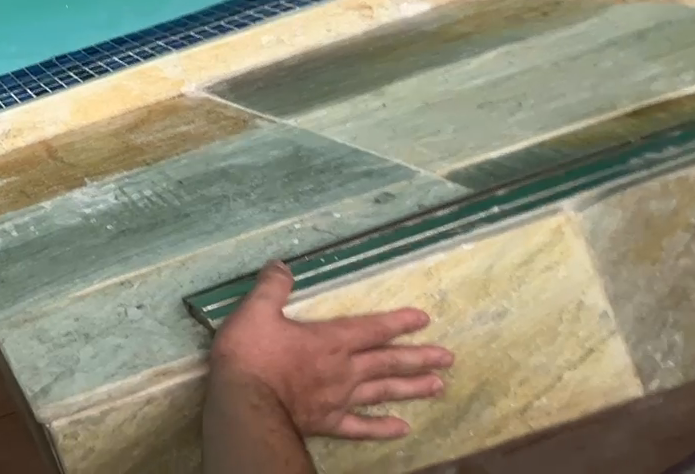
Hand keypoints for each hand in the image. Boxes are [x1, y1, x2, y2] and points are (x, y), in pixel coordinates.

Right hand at [209, 260, 452, 440]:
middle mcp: (344, 370)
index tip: (424, 319)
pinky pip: (363, 426)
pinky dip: (384, 428)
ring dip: (412, 388)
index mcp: (328, 341)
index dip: (396, 322)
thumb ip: (272, 287)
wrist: (247, 399)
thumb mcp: (255, 309)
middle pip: (386, 362)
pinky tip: (403, 428)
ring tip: (439, 386)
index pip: (369, 329)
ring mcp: (340, 399)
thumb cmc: (251, 352)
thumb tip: (283, 265)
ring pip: (383, 392)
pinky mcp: (330, 421)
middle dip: (417, 357)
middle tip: (447, 358)